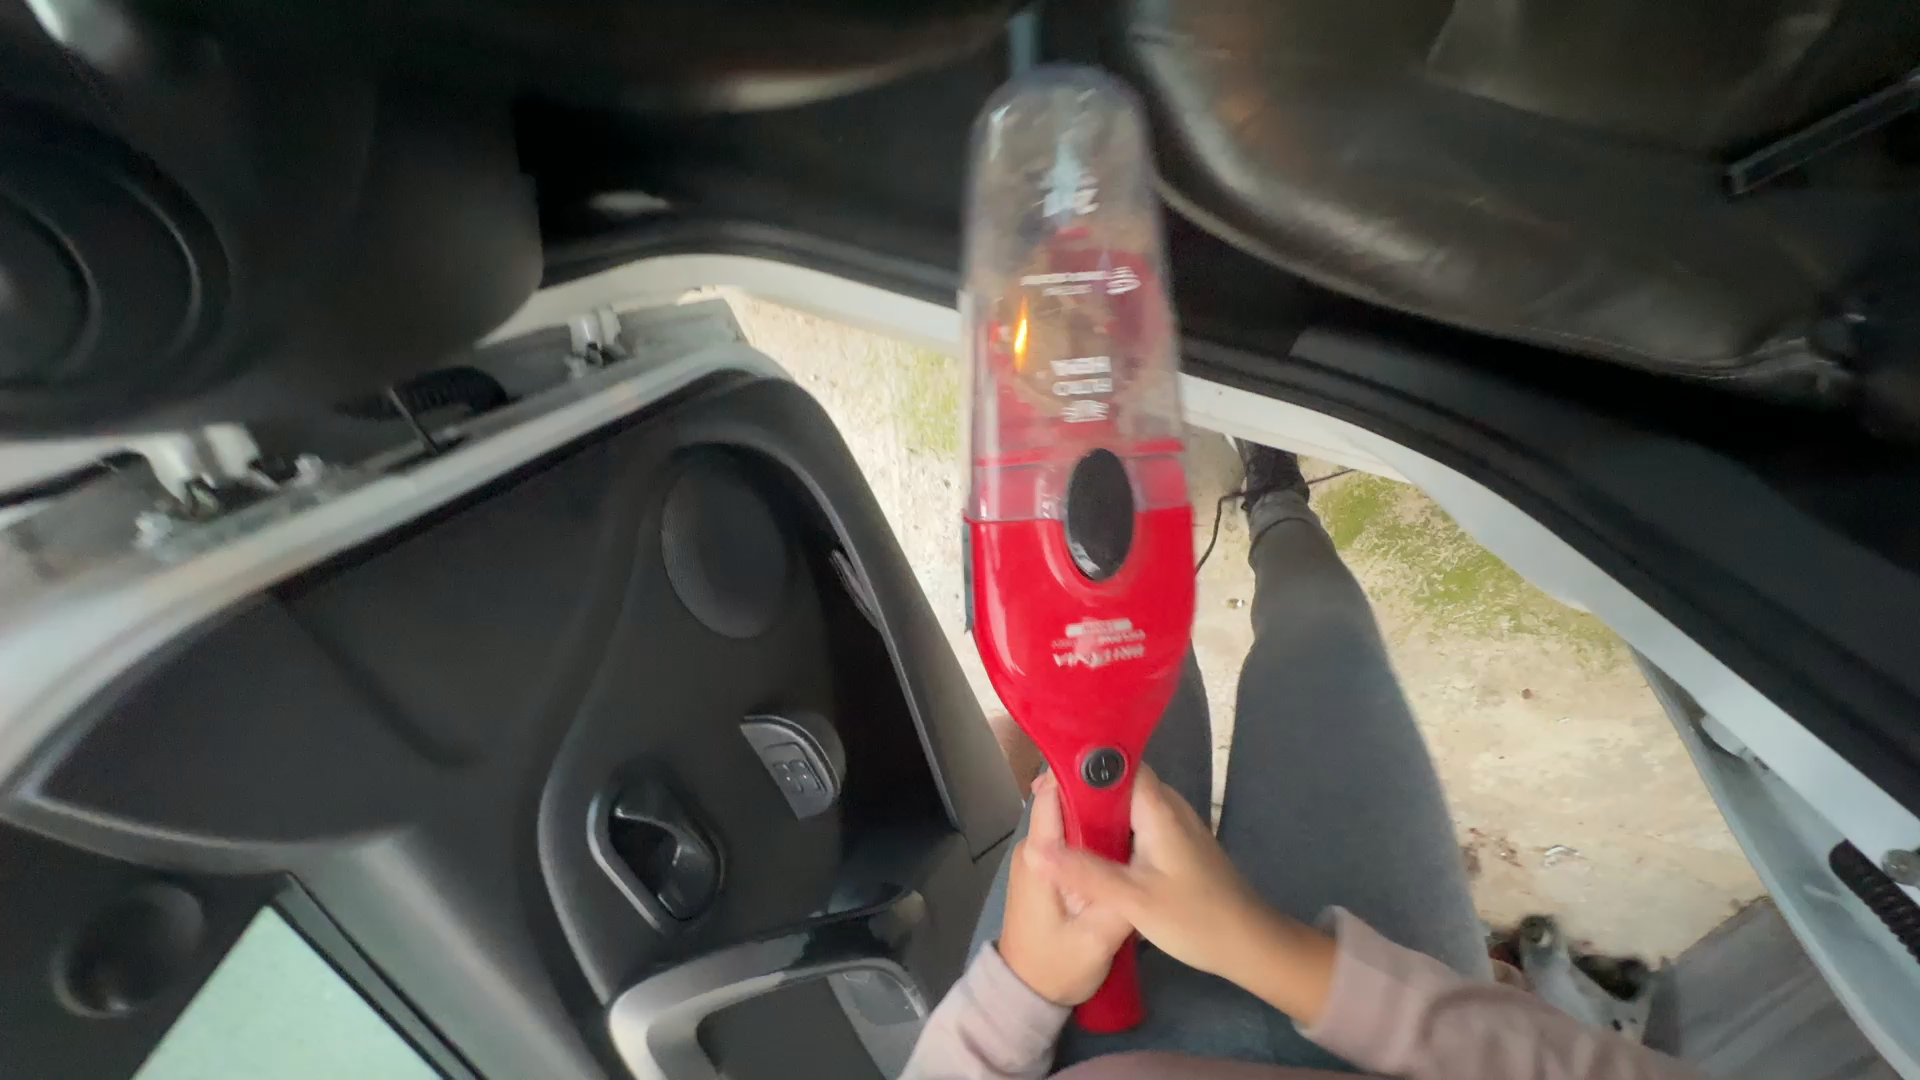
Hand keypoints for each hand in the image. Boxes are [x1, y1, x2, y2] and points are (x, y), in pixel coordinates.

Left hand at [996, 772, 1135, 1005]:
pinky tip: (1121, 846)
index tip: (1117, 768)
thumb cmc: (1056, 966)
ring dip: (1099, 818)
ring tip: (1139, 818)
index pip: (1052, 796)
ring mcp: (1038, 858)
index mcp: (1038, 855)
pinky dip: (1093, 837)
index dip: (1080, 776)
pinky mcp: (1046, 870)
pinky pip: (1070, 839)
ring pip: (1070, 822)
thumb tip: (1142, 861)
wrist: (1027, 995)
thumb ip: (1117, 900)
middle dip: (1099, 796)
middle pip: (1065, 805)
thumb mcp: (1095, 941)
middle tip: (1142, 797)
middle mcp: (1033, 847)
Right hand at [1025, 766, 1337, 1022]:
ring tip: (1057, 825)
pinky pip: (1134, 818)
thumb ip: (1085, 873)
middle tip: (1043, 806)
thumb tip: (1035, 852)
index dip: (1078, 766)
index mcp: (1157, 805)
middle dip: (1079, 789)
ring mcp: (1173, 821)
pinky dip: (1109, 827)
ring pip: (1123, 801)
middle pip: (1115, 780)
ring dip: (1093, 810)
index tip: (1045, 784)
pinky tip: (1090, 847)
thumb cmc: (1197, 918)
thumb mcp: (1135, 900)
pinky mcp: (1175, 840)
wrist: (1252, 945)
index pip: (1113, 763)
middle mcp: (1166, 803)